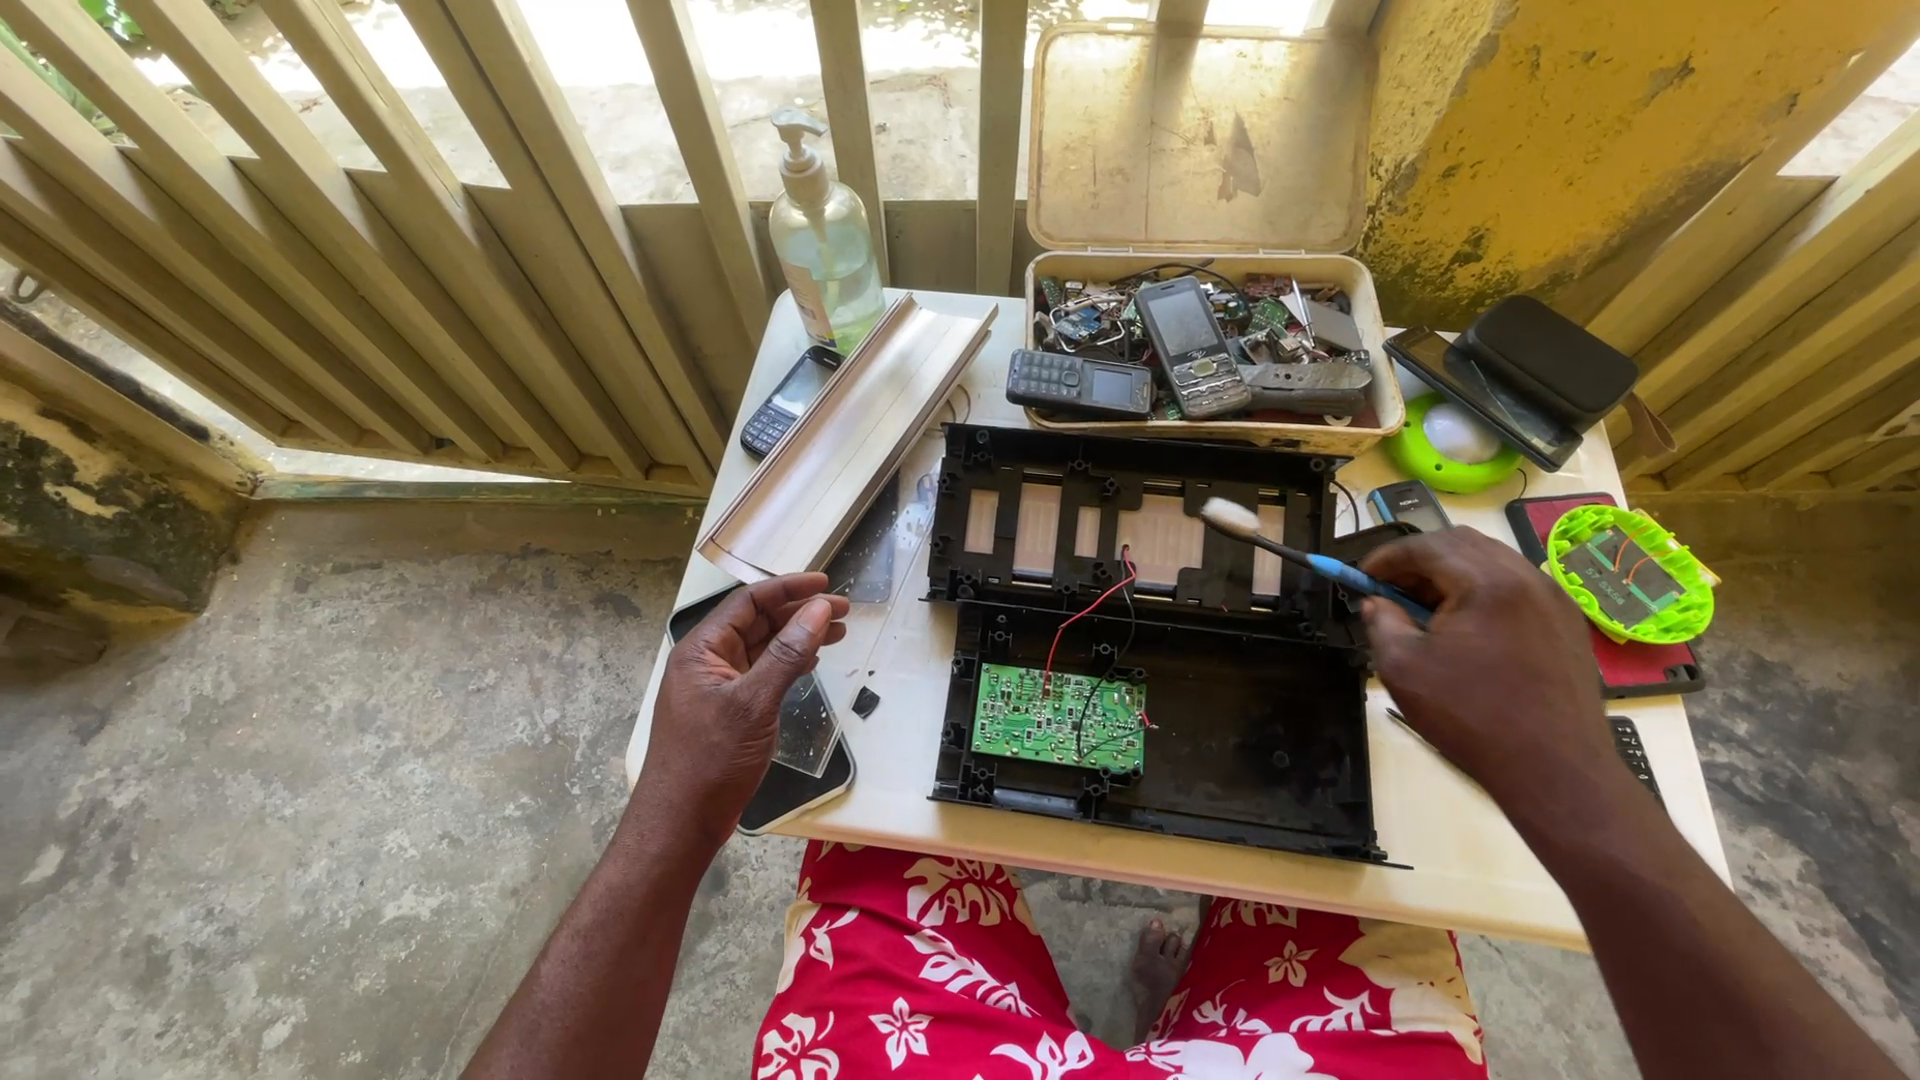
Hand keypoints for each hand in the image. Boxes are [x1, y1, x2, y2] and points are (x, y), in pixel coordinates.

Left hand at [637, 574, 849, 842]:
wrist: (681, 823)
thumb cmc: (710, 760)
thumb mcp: (754, 702)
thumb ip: (787, 654)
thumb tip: (818, 610)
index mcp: (701, 649)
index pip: (748, 602)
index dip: (788, 588)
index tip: (825, 584)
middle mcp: (707, 661)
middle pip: (758, 622)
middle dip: (800, 612)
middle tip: (843, 610)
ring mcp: (718, 687)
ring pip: (763, 648)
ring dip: (799, 638)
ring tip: (839, 632)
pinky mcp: (729, 710)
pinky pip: (763, 673)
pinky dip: (790, 663)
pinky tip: (812, 661)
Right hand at [1358, 527, 1623, 817]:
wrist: (1554, 768)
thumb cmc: (1470, 715)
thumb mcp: (1402, 667)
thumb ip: (1381, 623)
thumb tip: (1377, 604)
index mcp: (1487, 583)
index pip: (1426, 546)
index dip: (1386, 557)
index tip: (1361, 578)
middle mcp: (1526, 578)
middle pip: (1462, 544)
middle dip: (1418, 559)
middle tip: (1389, 588)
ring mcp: (1554, 599)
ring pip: (1492, 561)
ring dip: (1451, 574)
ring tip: (1424, 609)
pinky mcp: (1567, 624)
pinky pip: (1516, 587)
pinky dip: (1481, 591)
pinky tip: (1465, 627)